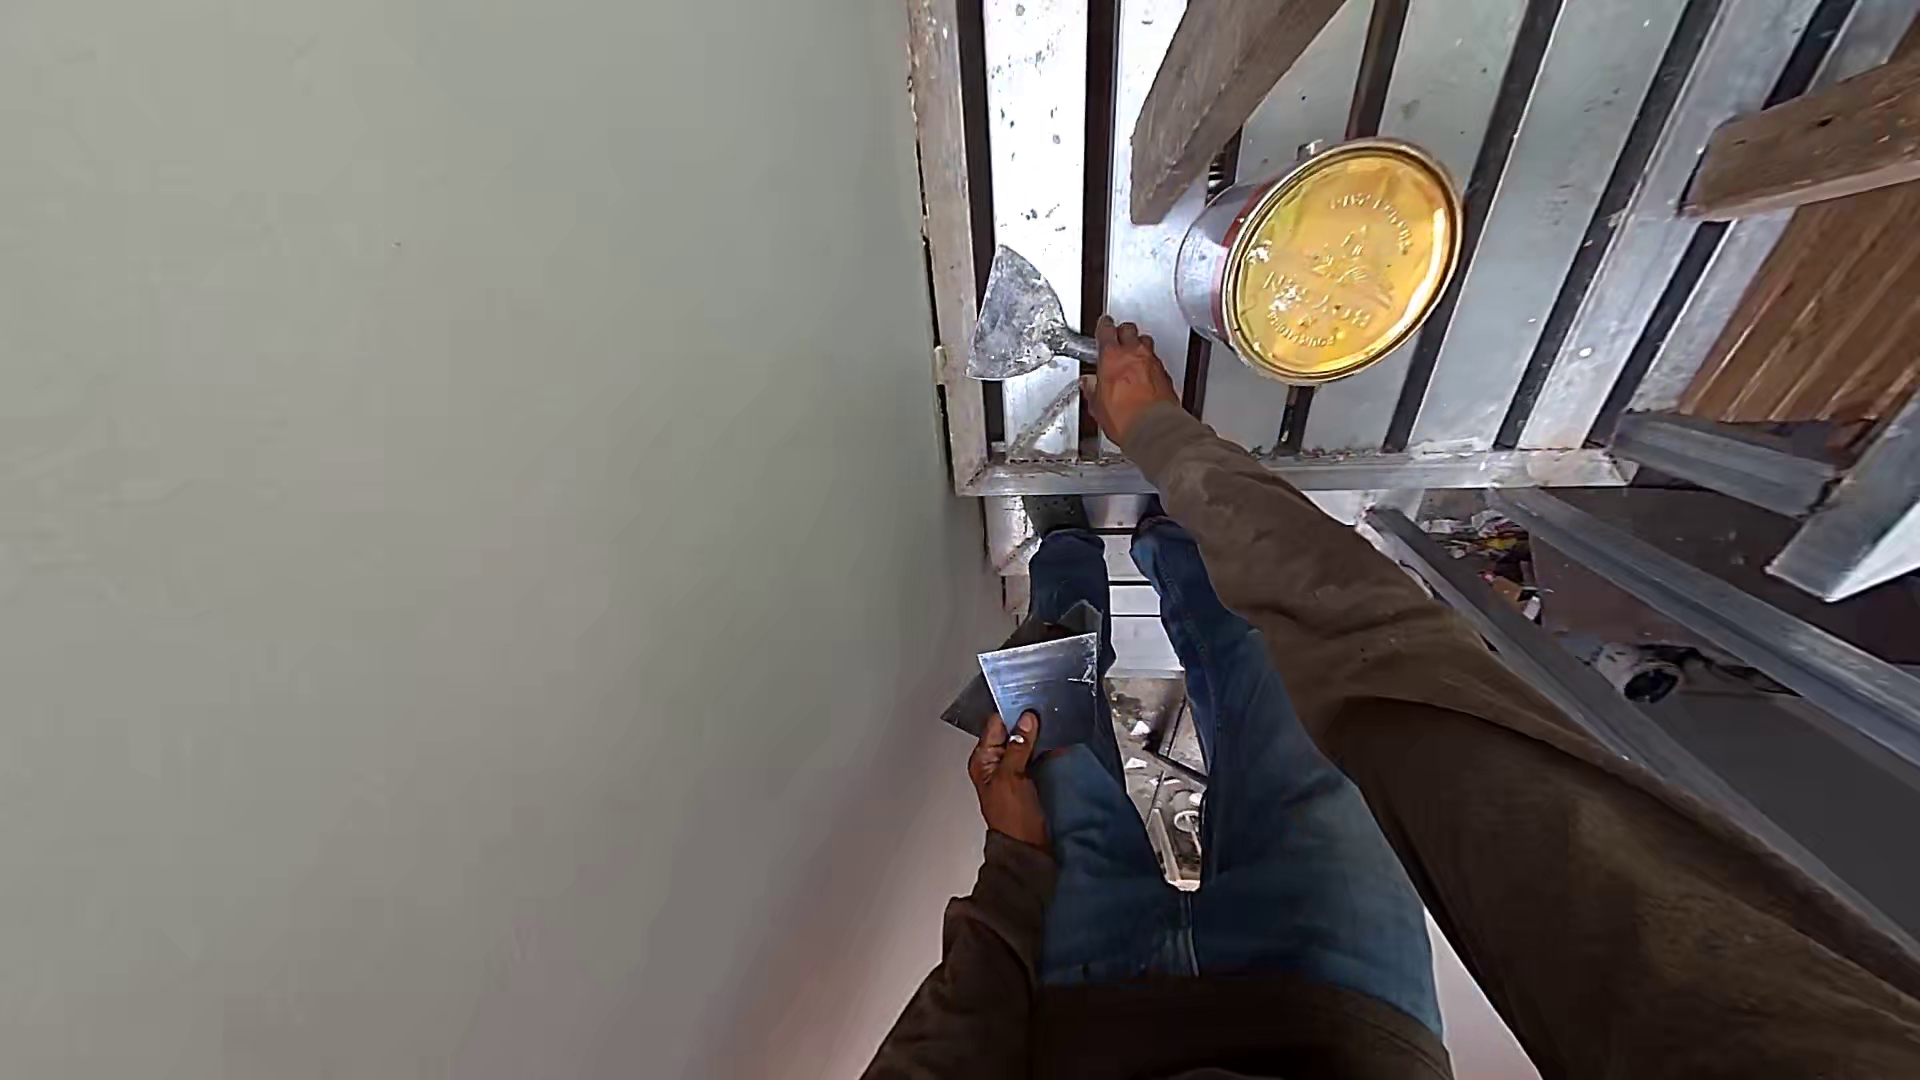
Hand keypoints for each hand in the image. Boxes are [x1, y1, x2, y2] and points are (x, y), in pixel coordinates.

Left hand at [968, 712, 1046, 848]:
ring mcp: (1013, 768)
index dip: (1011, 713)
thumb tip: (1026, 719)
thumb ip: (1018, 746)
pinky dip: (1045, 746)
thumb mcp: (1011, 777)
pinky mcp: (1029, 775)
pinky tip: (1057, 739)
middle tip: (1044, 708)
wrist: (1028, 849)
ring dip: (1037, 733)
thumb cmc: (1012, 817)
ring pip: (1024, 741)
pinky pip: (1036, 753)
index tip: (1028, 702)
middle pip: (1010, 731)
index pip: (994, 726)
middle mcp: (996, 761)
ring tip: (1052, 719)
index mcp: (983, 760)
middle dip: (1026, 721)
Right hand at [1089, 316, 1180, 445]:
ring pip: (1145, 341)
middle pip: (1129, 329)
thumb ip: (1093, 389)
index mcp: (1112, 356)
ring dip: (1138, 345)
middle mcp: (1134, 354)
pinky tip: (1144, 374)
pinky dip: (1149, 363)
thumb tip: (1089, 384)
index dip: (1103, 326)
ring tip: (1131, 355)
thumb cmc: (1125, 417)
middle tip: (1116, 338)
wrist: (1153, 428)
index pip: (1106, 330)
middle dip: (1122, 332)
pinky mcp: (1165, 374)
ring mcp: (1152, 362)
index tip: (1102, 326)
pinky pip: (1156, 360)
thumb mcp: (1098, 405)